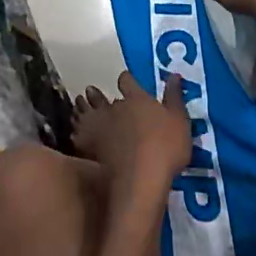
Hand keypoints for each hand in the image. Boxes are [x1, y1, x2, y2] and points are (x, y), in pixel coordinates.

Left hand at [74, 73, 191, 194]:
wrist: (141, 179)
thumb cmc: (166, 146)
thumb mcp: (179, 120)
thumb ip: (174, 97)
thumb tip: (173, 75)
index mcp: (137, 99)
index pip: (127, 81)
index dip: (126, 79)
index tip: (125, 79)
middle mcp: (116, 109)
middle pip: (101, 97)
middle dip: (97, 95)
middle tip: (91, 91)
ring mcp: (102, 129)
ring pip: (86, 114)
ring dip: (82, 109)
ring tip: (79, 106)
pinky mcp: (92, 150)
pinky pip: (80, 136)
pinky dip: (78, 133)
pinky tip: (75, 134)